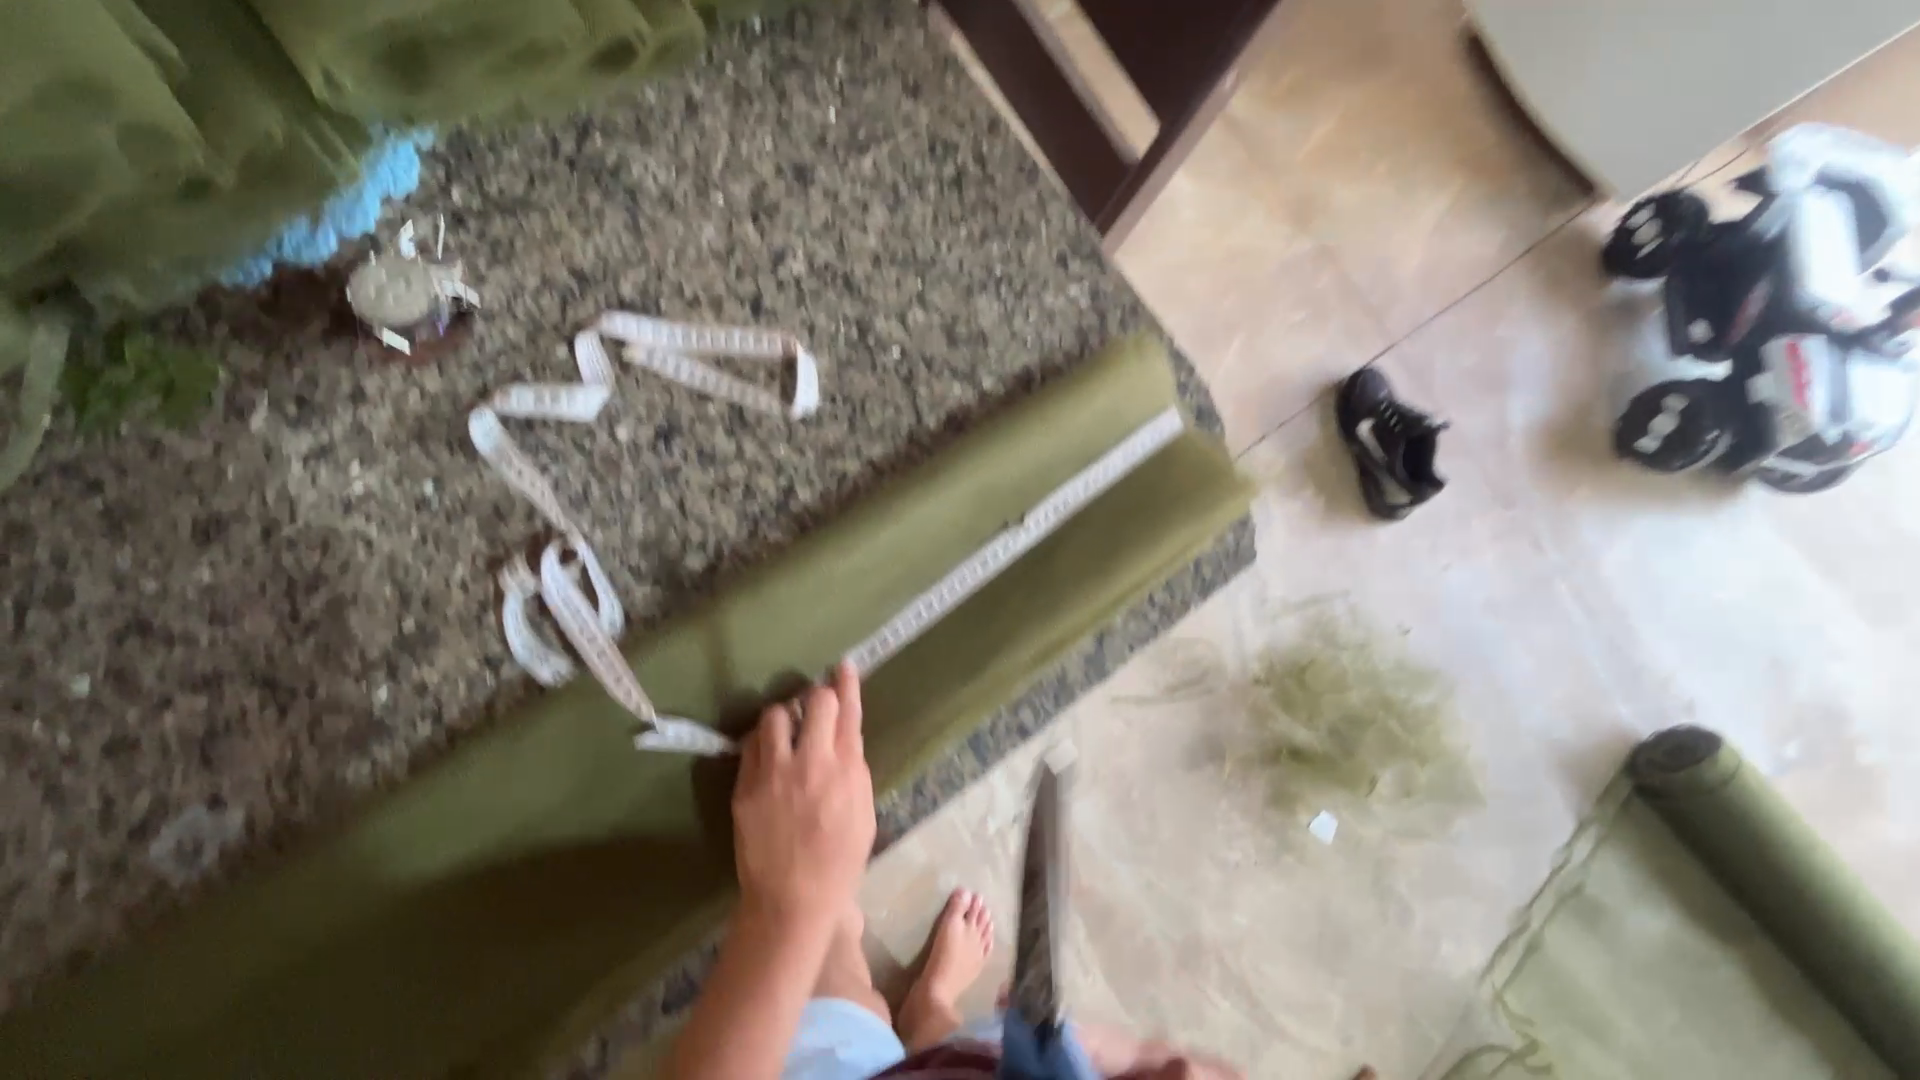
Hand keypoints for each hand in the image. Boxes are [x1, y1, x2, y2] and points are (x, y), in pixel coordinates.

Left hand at [731, 660, 875, 927]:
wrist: (792, 900)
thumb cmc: (839, 862)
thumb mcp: (863, 813)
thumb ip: (853, 770)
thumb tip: (843, 740)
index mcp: (846, 770)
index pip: (847, 711)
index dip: (846, 683)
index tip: (843, 666)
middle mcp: (811, 762)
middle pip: (814, 702)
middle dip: (817, 696)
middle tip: (814, 704)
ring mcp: (774, 772)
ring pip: (775, 715)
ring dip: (784, 716)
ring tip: (786, 730)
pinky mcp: (746, 786)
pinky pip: (751, 745)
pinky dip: (762, 742)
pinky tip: (767, 753)